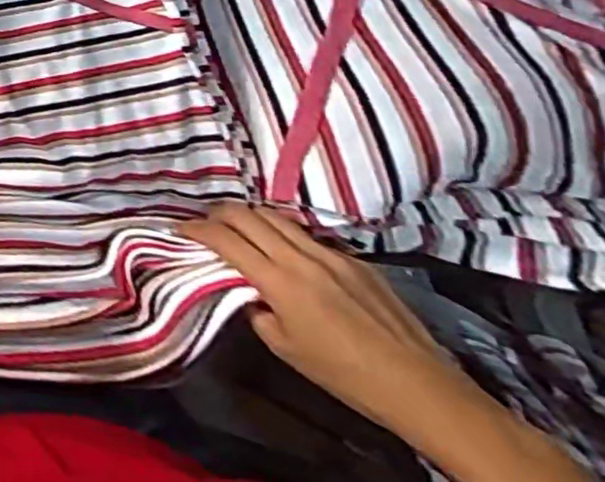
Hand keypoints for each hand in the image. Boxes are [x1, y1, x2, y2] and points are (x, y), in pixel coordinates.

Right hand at [184, 203, 585, 481]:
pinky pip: (308, 234)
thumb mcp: (283, 345)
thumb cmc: (344, 375)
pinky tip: (285, 250)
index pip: (223, 238)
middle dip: (218, 214)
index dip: (195, 229)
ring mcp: (334, 256)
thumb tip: (246, 287)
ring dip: (250, 217)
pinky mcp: (358, 261)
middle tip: (206, 224)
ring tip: (240, 229)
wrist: (424, 390)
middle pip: (246, 214)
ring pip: (276, 216)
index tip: (180, 230)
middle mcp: (303, 259)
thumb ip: (255, 305)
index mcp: (280, 281)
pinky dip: (284, 233)